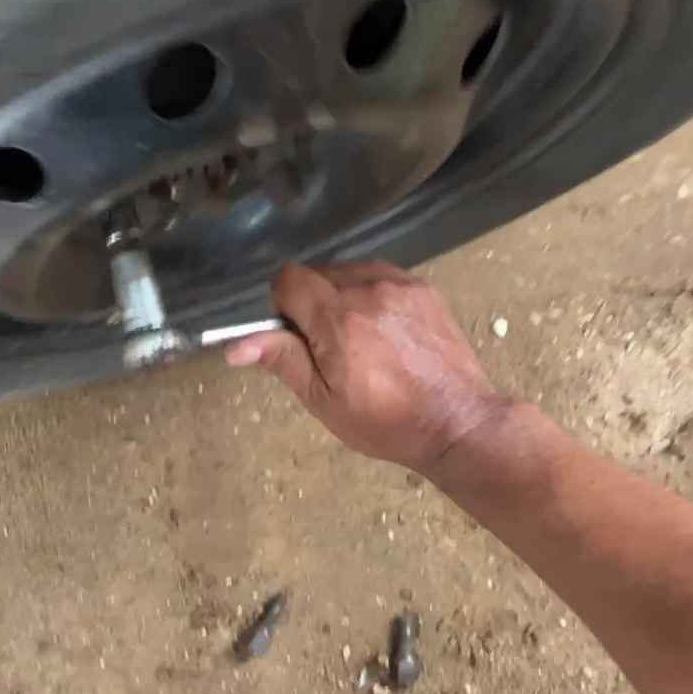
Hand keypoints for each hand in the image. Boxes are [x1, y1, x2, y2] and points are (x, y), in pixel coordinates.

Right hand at [225, 262, 510, 473]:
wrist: (457, 422)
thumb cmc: (384, 422)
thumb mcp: (323, 400)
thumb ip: (282, 360)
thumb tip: (234, 345)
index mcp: (338, 319)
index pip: (287, 278)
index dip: (281, 305)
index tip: (296, 336)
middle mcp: (368, 289)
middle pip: (316, 273)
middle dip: (310, 302)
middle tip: (327, 346)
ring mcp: (399, 284)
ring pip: (346, 270)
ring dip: (338, 295)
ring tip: (356, 337)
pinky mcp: (422, 287)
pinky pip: (378, 273)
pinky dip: (368, 292)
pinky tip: (381, 328)